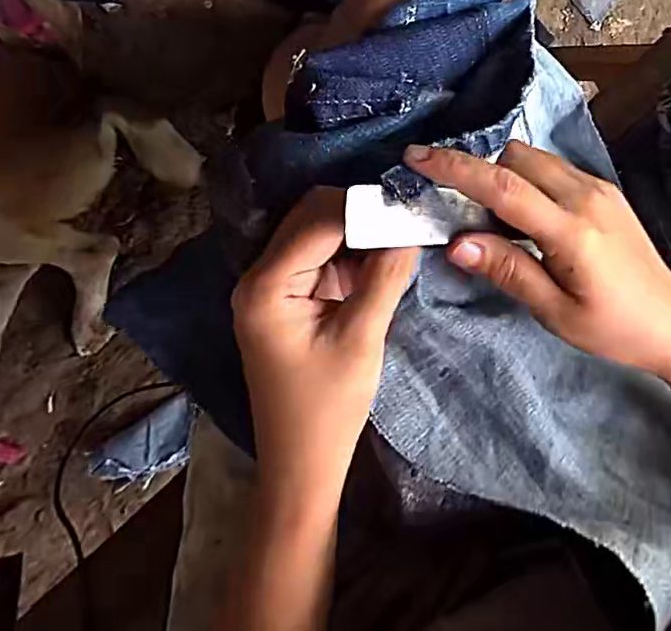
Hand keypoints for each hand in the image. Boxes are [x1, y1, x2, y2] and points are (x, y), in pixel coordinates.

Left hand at [231, 188, 418, 484]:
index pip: (320, 220)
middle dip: (361, 211)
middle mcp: (260, 276)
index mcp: (266, 286)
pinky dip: (353, 247)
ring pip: (319, 227)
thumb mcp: (362, 337)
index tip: (410, 206)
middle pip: (312, 214)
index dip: (367, 208)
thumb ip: (385, 275)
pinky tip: (383, 255)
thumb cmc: (328, 409)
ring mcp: (272, 284)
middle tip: (407, 218)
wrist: (302, 464)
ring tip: (401, 233)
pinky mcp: (289, 294)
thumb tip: (410, 224)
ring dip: (359, 227)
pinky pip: (323, 251)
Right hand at [402, 140, 670, 382]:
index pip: (503, 187)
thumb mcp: (556, 312)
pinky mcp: (606, 189)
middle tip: (453, 201)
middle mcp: (586, 196)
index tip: (417, 157)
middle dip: (478, 170)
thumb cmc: (614, 327)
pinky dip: (528, 178)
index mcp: (571, 230)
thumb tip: (457, 241)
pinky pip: (555, 168)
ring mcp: (599, 188)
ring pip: (535, 157)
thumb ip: (508, 270)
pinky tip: (525, 214)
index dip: (455, 168)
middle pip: (516, 158)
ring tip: (490, 214)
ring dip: (504, 173)